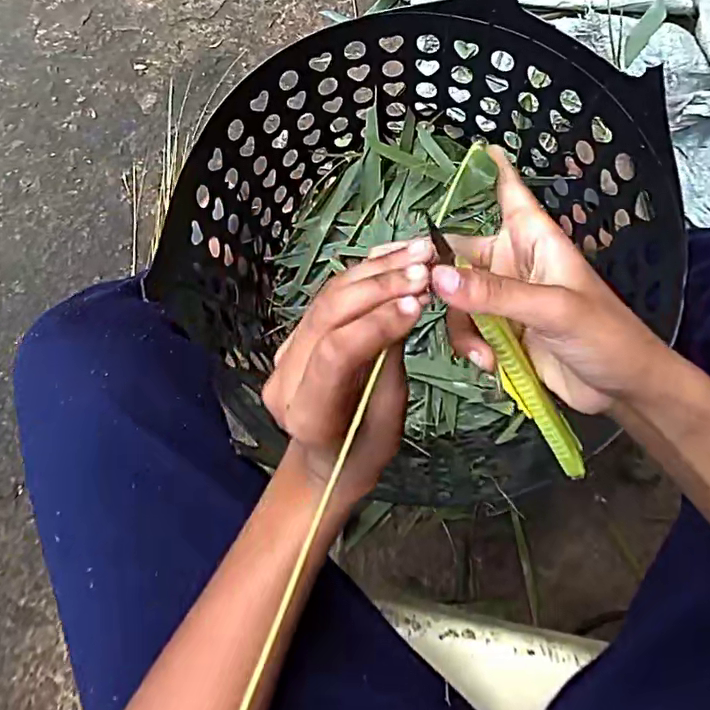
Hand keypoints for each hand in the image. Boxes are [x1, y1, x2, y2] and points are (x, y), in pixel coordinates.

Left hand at [263, 238, 431, 507]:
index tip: (419, 302)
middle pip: (329, 313)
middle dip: (381, 285)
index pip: (335, 352)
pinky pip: (330, 293)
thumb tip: (407, 303)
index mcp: (305, 411)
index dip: (376, 322)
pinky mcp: (297, 333)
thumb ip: (387, 361)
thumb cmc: (362, 450)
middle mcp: (283, 375)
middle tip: (426, 267)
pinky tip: (396, 252)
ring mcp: (285, 350)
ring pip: (330, 295)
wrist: (326, 458)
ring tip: (420, 251)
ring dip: (378, 268)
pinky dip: (366, 270)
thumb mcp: (388, 416)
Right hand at [430, 146, 682, 415]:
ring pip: (456, 295)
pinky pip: (465, 327)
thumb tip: (440, 277)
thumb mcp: (554, 309)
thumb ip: (496, 294)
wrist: (623, 389)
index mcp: (535, 240)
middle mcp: (514, 263)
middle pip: (460, 250)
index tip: (470, 147)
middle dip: (437, 267)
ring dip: (460, 323)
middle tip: (418, 285)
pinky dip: (469, 345)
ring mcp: (504, 298)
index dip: (490, 169)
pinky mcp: (500, 330)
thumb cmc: (609, 336)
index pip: (509, 192)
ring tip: (480, 349)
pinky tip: (489, 361)